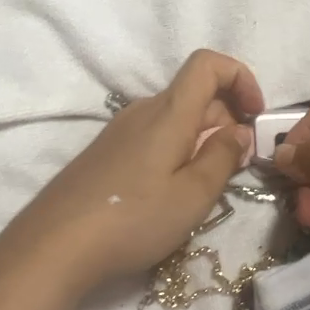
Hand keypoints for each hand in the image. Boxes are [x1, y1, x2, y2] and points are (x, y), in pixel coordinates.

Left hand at [0, 50, 264, 296]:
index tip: (254, 117)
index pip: (207, 63)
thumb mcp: (193, 196)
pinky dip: (176, 151)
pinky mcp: (106, 153)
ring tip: (204, 187)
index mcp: (169, 112)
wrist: (54, 245)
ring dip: (201, 139)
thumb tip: (239, 130)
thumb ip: (223, 158)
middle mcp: (143, 110)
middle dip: (226, 119)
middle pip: (195, 93)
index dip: (240, 78)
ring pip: (175, 118)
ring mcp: (120, 130)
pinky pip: (153, 136)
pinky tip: (169, 194)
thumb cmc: (133, 219)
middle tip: (236, 167)